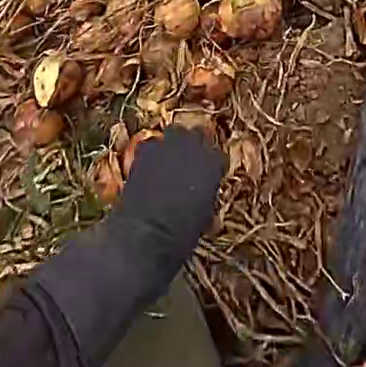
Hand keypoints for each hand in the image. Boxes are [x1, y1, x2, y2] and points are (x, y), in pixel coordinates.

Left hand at [116, 126, 225, 240]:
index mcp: (214, 163)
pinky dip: (151, 153)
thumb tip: (208, 207)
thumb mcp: (204, 217)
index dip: (213, 167)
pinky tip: (147, 166)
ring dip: (174, 142)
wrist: (146, 235)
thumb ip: (208, 199)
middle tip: (189, 162)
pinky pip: (151, 145)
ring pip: (176, 131)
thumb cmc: (181, 235)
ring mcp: (170, 146)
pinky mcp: (146, 151)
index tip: (208, 177)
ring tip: (169, 157)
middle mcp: (195, 147)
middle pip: (199, 134)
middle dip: (195, 145)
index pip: (219, 156)